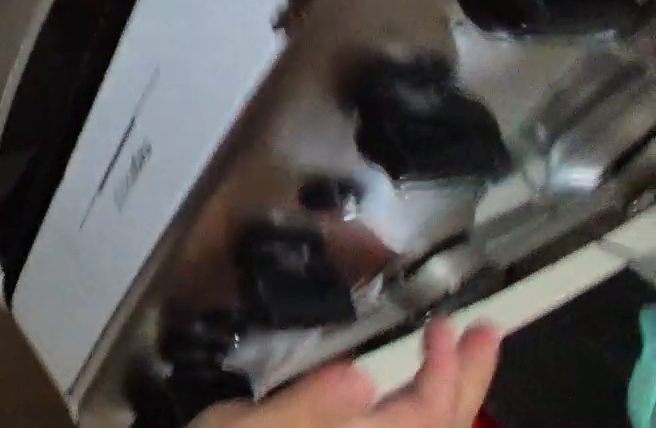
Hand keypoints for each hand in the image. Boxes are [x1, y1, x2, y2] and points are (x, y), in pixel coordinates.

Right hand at [195, 320, 500, 427]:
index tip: (448, 326)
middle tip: (488, 332)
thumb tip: (361, 375)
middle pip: (442, 422)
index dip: (444, 370)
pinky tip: (419, 388)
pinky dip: (426, 405)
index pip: (425, 412)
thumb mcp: (256, 426)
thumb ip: (310, 407)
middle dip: (469, 378)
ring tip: (465, 352)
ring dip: (454, 389)